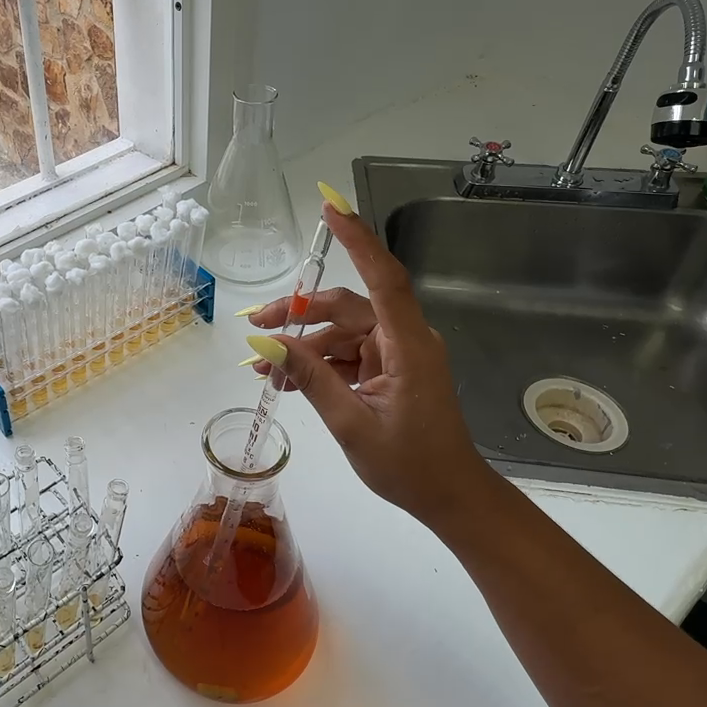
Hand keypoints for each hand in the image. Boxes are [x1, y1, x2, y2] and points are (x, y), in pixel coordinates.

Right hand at [244, 195, 496, 523]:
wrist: (452, 499)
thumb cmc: (410, 465)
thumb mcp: (351, 423)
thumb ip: (310, 378)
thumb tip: (266, 344)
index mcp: (407, 345)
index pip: (383, 277)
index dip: (357, 239)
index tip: (330, 207)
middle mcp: (405, 339)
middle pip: (347, 307)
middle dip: (299, 315)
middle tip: (255, 327)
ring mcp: (398, 353)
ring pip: (342, 331)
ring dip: (304, 346)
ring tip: (264, 371)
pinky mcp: (391, 369)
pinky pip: (348, 353)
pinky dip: (319, 363)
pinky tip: (286, 379)